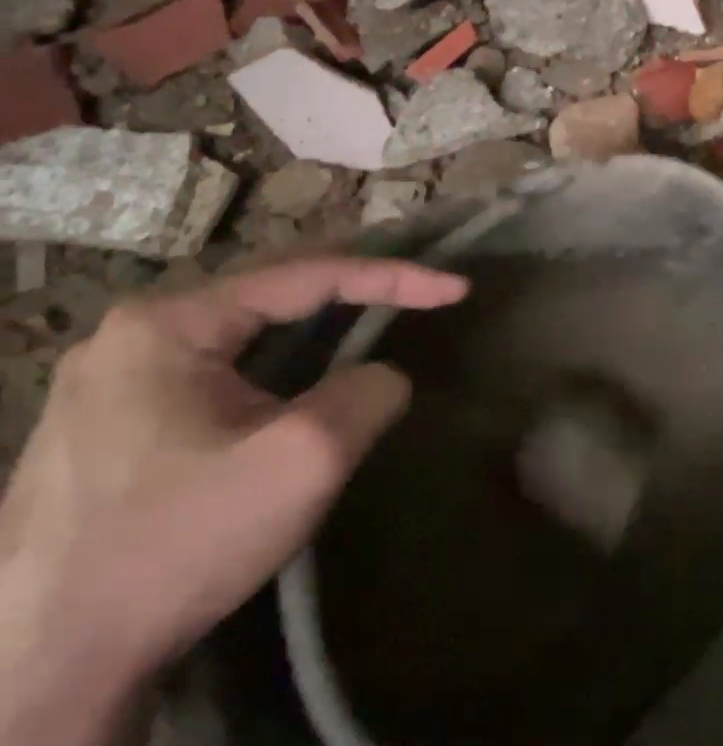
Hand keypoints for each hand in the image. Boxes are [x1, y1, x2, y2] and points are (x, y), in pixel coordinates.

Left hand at [0, 258, 466, 743]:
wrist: (51, 657)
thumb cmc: (181, 540)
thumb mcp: (306, 458)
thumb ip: (369, 391)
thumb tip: (382, 376)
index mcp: (166, 326)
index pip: (306, 276)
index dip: (395, 276)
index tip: (460, 289)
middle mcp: (124, 337)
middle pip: (266, 290)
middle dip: (351, 283)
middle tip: (419, 285)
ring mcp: (107, 382)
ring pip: (239, 331)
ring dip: (312, 323)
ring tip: (374, 315)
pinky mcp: (107, 426)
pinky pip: (215, 368)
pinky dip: (276, 359)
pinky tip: (300, 376)